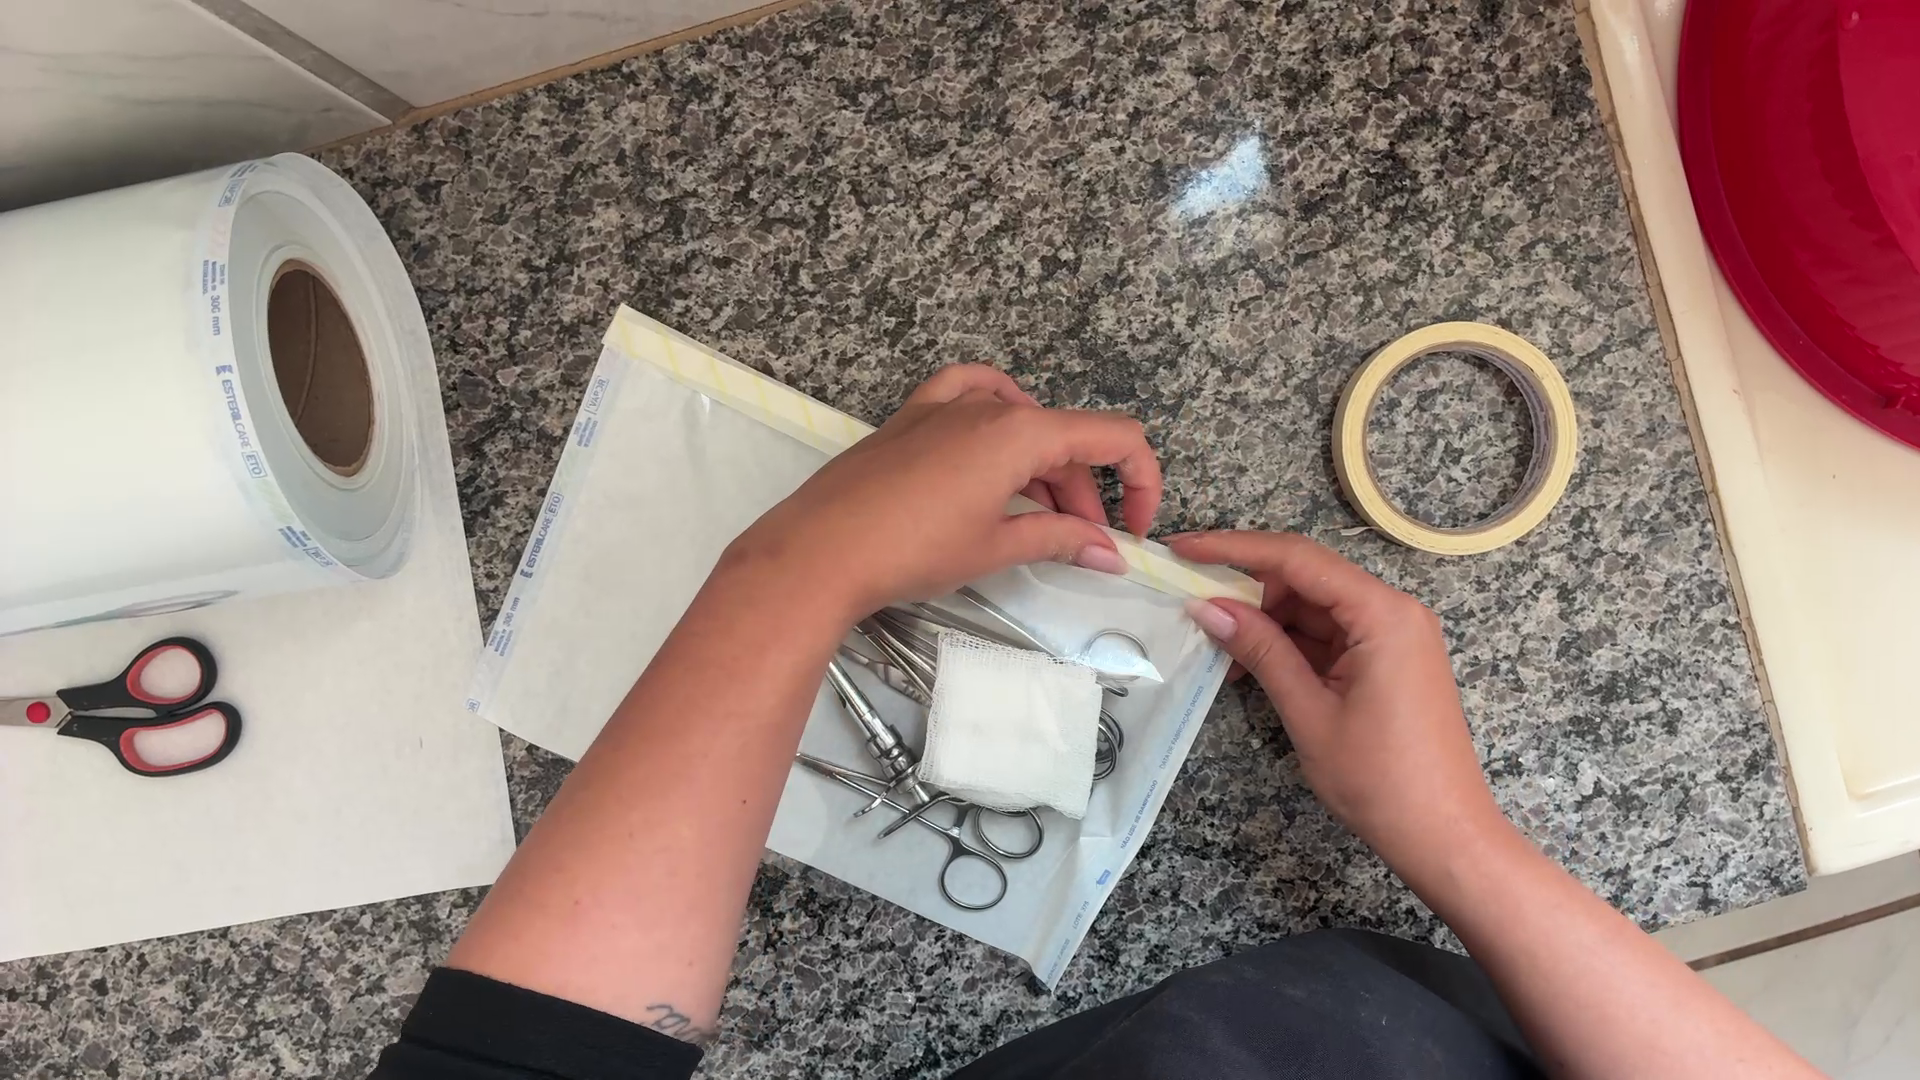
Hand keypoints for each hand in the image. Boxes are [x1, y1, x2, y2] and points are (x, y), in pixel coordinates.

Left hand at [725, 365, 1162, 619]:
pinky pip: (967, 394)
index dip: (1142, 482)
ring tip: (1037, 518)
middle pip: (1064, 437)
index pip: (1114, 438)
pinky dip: (995, 413)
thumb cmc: (913, 551)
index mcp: (1021, 433)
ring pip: (1020, 425)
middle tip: (1081, 543)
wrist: (819, 551)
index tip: (1135, 531)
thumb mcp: (995, 547)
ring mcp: (945, 406)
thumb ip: (1060, 539)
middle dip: (1085, 491)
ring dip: (1043, 468)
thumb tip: (1110, 553)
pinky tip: (996, 439)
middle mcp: (989, 407)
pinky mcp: (911, 416)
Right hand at [1167, 531, 1503, 865]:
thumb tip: (1205, 607)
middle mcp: (1390, 611)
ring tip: (1208, 633)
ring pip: (1308, 605)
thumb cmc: (1381, 779)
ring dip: (1259, 617)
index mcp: (1382, 614)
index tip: (1182, 548)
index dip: (1232, 548)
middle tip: (1186, 594)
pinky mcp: (1379, 659)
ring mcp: (1387, 635)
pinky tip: (1243, 661)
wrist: (1445, 840)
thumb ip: (1259, 650)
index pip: (1296, 559)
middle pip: (1303, 576)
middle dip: (1242, 584)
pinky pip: (1321, 634)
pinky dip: (1281, 642)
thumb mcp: (1308, 711)